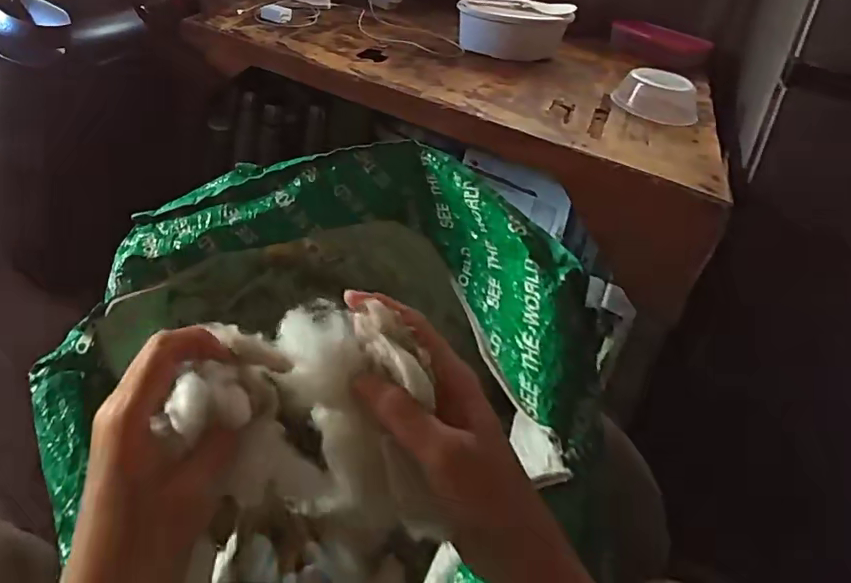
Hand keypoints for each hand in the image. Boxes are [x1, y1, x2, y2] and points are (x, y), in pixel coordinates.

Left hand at [64, 327, 239, 582]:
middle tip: (242, 364)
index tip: (239, 357)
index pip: (164, 347)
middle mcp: (116, 406)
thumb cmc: (144, 541)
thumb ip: (224, 437)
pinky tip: (210, 410)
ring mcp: (115, 422)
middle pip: (161, 352)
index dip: (205, 340)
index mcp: (127, 412)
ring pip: (159, 372)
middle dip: (205, 350)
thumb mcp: (193, 491)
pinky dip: (186, 390)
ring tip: (233, 383)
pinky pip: (156, 394)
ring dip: (197, 369)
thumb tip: (251, 398)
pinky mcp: (121, 439)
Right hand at [345, 291, 592, 582]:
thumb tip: (360, 376)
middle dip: (371, 337)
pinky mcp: (431, 444)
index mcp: (454, 378)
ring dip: (370, 371)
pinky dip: (375, 405)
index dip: (384, 309)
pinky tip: (352, 412)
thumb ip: (404, 414)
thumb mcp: (443, 452)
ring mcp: (439, 417)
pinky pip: (398, 412)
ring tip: (335, 368)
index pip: (417, 328)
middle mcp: (446, 388)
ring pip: (399, 381)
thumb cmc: (485, 493)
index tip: (349, 300)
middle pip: (405, 349)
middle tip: (333, 337)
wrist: (517, 551)